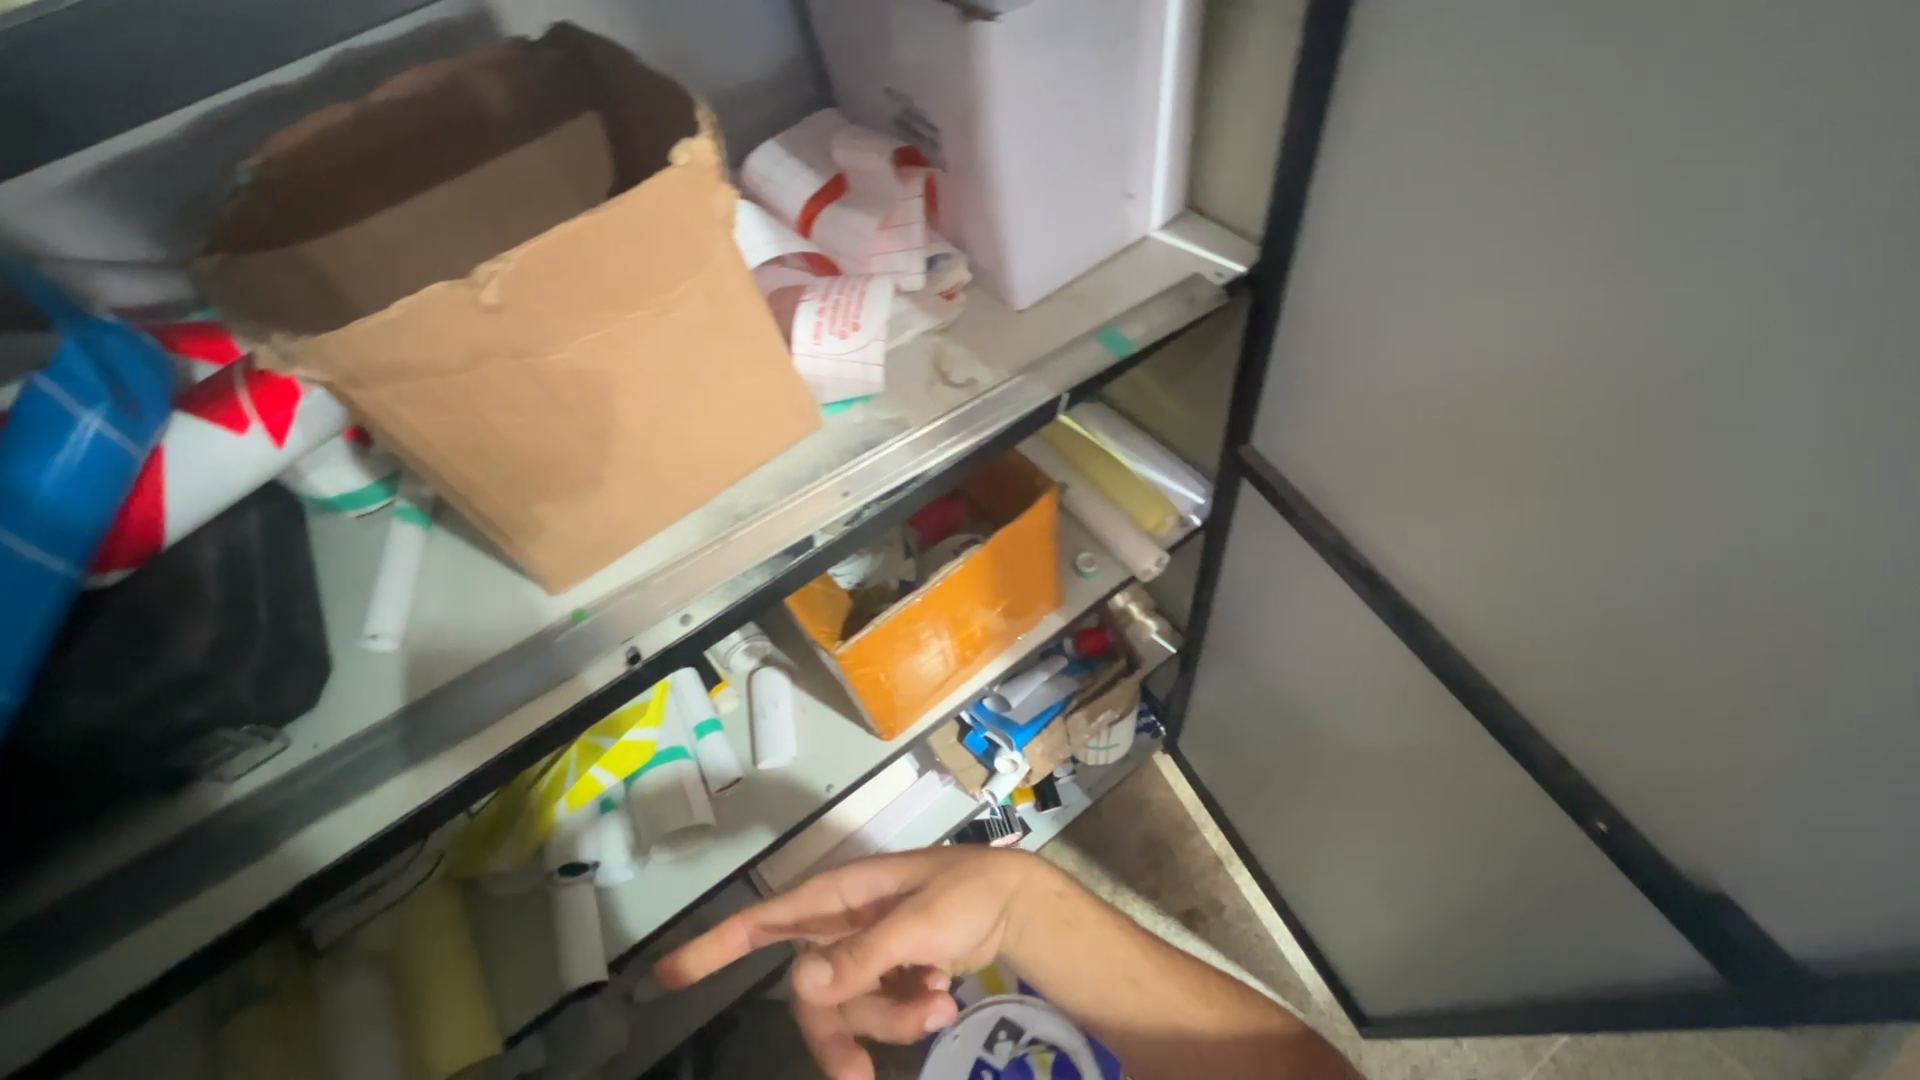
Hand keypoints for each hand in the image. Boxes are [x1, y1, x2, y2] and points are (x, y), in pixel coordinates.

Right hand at [655, 847, 1042, 1079]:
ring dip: (893, 1023)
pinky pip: (881, 1011)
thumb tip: (799, 983)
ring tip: (938, 1007)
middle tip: (857, 1078)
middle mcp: (846, 925)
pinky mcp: (894, 973)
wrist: (1018, 904)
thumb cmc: (967, 893)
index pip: (767, 920)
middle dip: (838, 1034)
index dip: (716, 945)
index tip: (665, 975)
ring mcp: (870, 952)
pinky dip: (910, 1015)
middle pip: (811, 994)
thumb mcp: (917, 923)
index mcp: (842, 896)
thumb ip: (860, 955)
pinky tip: (943, 998)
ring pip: (850, 1010)